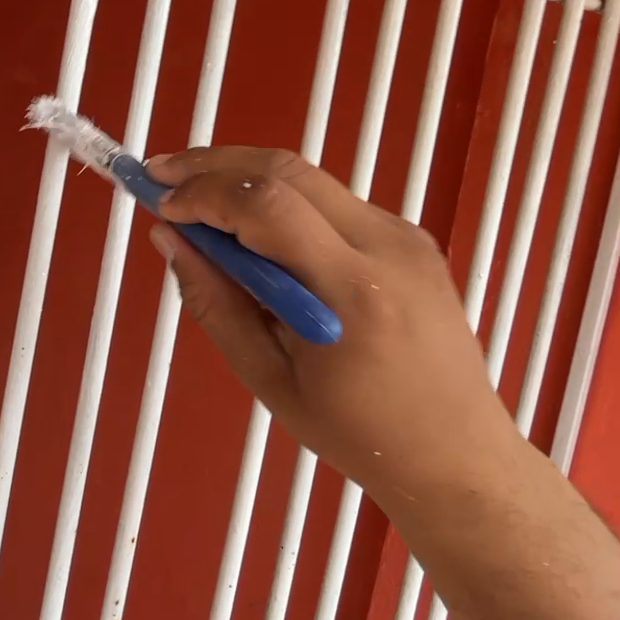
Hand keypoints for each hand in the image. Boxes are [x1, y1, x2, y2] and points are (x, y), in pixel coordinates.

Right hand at [145, 146, 526, 507]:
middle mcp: (385, 247)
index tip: (161, 207)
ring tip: (191, 192)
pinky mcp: (408, 236)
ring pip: (306, 177)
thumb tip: (169, 236)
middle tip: (161, 175)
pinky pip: (327, 199)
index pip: (268, 207)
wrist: (458, 455)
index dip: (205, 194)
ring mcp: (403, 236)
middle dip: (213, 164)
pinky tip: (247, 225)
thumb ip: (212, 301)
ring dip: (242, 174)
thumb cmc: (353, 431)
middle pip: (286, 171)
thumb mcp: (264, 376)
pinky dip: (275, 196)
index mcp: (350, 294)